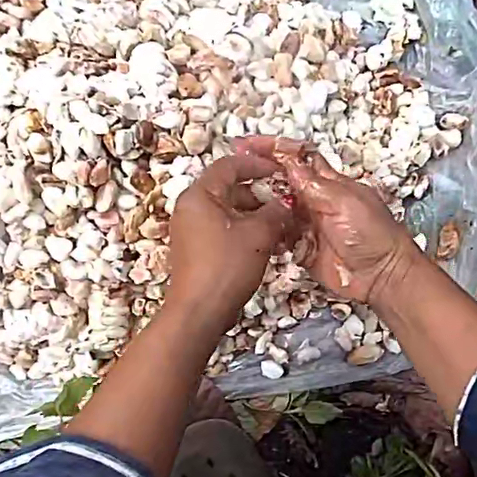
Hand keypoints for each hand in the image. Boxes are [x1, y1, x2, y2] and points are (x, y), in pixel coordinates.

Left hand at [165, 151, 293, 331]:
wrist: (199, 312)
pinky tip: (266, 245)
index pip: (229, 165)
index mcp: (199, 195)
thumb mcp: (259, 235)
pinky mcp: (196, 249)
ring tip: (280, 228)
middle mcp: (190, 207)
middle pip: (229, 188)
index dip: (257, 164)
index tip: (280, 170)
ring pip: (228, 211)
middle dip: (260, 195)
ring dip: (255, 215)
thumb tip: (286, 204)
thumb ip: (276, 212)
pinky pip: (223, 229)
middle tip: (285, 204)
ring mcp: (191, 230)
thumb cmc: (226, 267)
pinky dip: (244, 231)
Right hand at [234, 137, 422, 306]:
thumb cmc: (372, 233)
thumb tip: (289, 161)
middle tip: (233, 171)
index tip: (247, 144)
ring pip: (276, 209)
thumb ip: (313, 183)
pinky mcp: (303, 249)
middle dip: (259, 174)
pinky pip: (279, 237)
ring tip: (235, 199)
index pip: (297, 158)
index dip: (274, 148)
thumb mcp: (343, 201)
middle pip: (282, 182)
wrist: (381, 275)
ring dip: (259, 204)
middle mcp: (316, 201)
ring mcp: (308, 225)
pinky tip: (250, 228)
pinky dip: (266, 232)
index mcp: (329, 182)